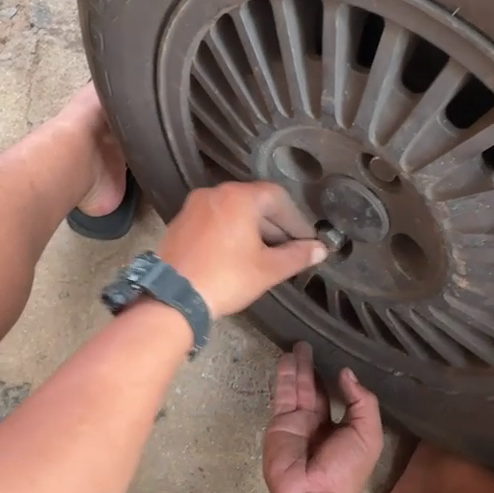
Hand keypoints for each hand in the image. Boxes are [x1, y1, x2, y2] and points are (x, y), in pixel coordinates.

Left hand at [158, 182, 325, 317]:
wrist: (173, 298)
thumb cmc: (225, 279)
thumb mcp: (268, 269)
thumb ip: (297, 256)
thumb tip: (320, 249)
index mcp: (238, 197)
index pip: (277, 197)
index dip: (295, 218)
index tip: (305, 239)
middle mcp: (215, 194)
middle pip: (254, 201)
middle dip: (274, 224)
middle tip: (289, 248)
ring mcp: (194, 207)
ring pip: (233, 210)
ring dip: (253, 228)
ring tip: (265, 254)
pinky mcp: (180, 223)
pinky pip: (214, 220)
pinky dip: (230, 231)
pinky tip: (237, 254)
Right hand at [263, 342, 384, 492]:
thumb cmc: (346, 469)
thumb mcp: (368, 434)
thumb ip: (362, 401)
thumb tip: (347, 373)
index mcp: (344, 430)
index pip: (342, 399)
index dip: (342, 380)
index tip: (342, 358)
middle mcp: (320, 424)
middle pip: (317, 389)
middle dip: (315, 368)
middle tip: (314, 344)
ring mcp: (298, 421)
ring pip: (299, 386)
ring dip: (299, 366)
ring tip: (300, 344)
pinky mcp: (280, 420)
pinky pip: (284, 393)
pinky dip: (285, 375)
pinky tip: (288, 357)